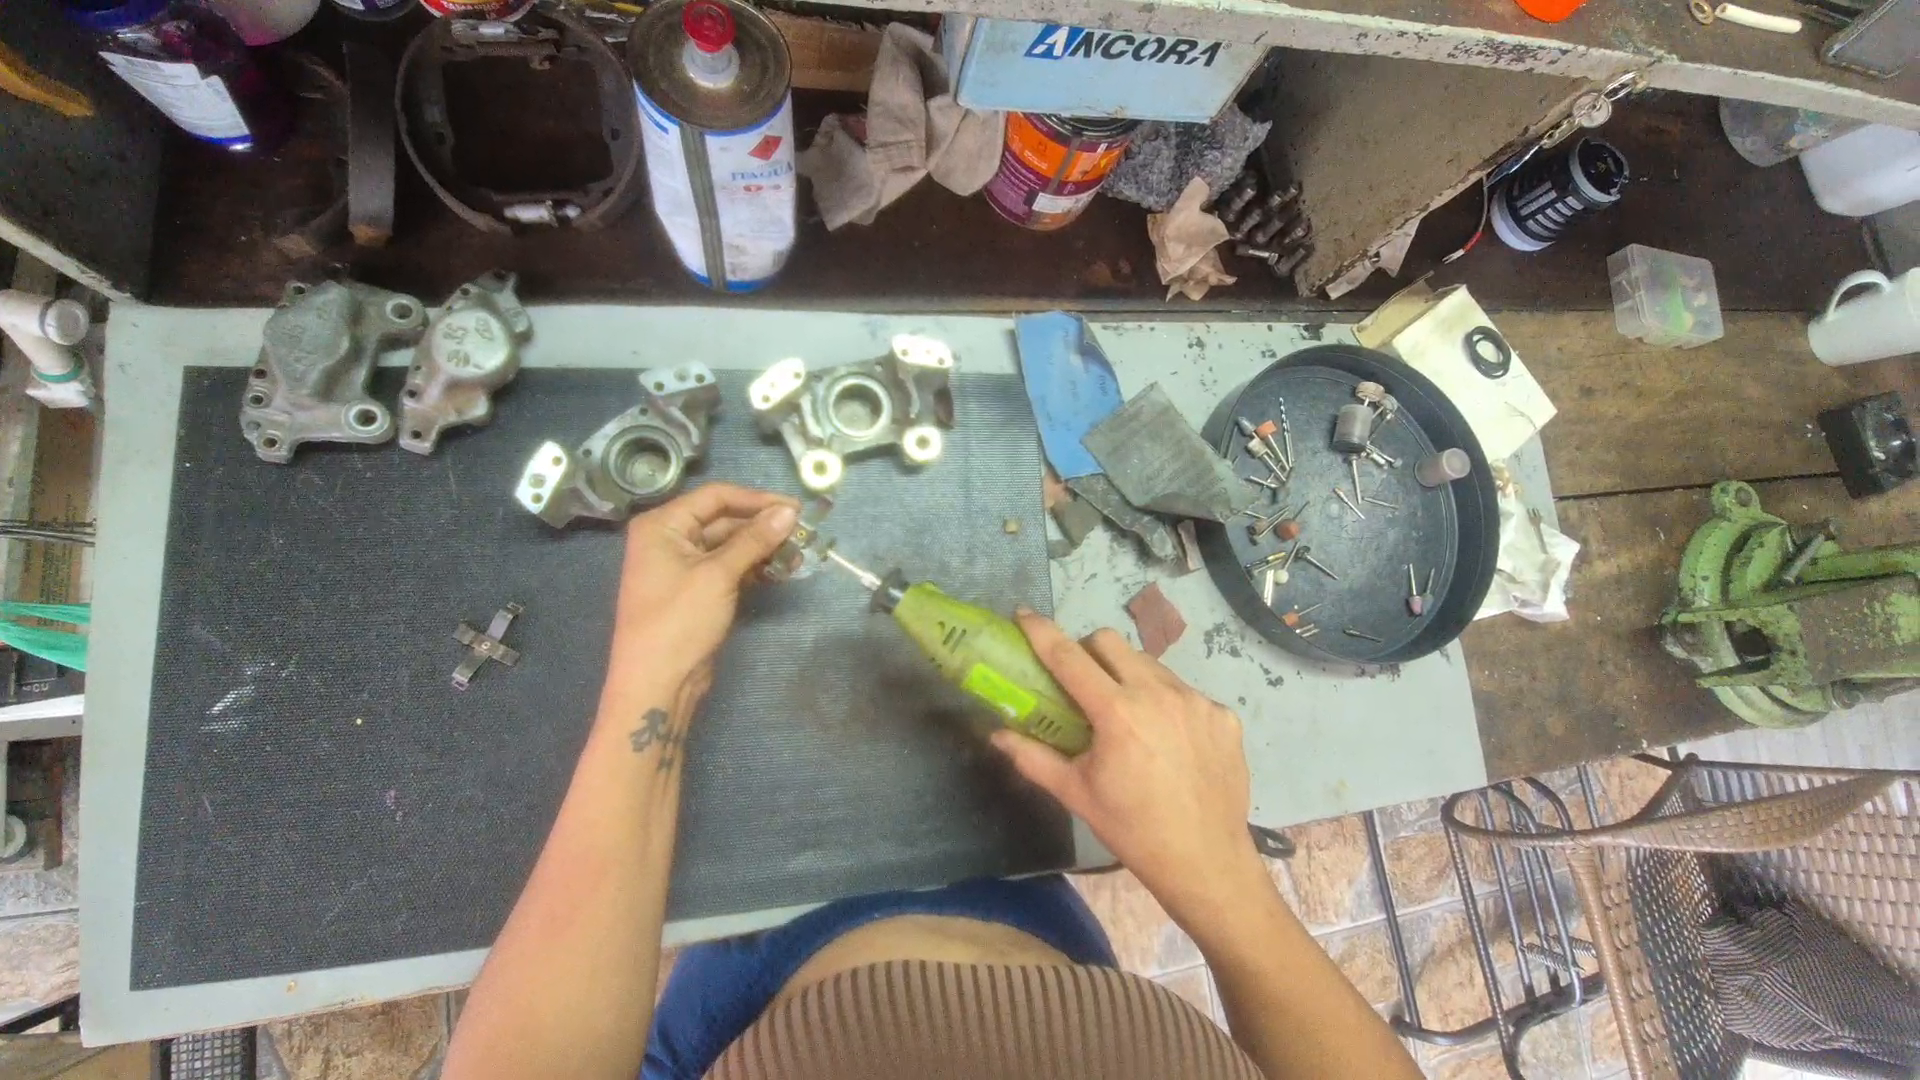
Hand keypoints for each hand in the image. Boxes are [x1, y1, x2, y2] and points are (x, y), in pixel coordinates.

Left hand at [606, 484, 798, 699]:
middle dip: (763, 526)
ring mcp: (683, 566)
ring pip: (730, 545)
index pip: (716, 497)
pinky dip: (754, 567)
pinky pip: (730, 567)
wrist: (657, 683)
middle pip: (724, 520)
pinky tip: (782, 571)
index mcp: (662, 525)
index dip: (757, 499)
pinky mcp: (697, 589)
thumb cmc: (680, 621)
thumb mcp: (718, 575)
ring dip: (763, 548)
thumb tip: (789, 512)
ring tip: (799, 556)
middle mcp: (669, 538)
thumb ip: (754, 540)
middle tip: (803, 533)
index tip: (796, 508)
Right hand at [992, 613, 1263, 921]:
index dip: (1042, 632)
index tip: (1024, 614)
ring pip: (1150, 664)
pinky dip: (1166, 703)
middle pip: (1111, 642)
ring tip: (1129, 716)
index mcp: (1117, 713)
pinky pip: (1184, 692)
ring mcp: (1197, 702)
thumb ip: (1033, 758)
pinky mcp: (1224, 715)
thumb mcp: (1076, 794)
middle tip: (1082, 681)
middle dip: (1088, 650)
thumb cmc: (1132, 830)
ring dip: (1129, 676)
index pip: (1069, 657)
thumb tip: (997, 734)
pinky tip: (1168, 740)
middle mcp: (1159, 694)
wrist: (1207, 863)